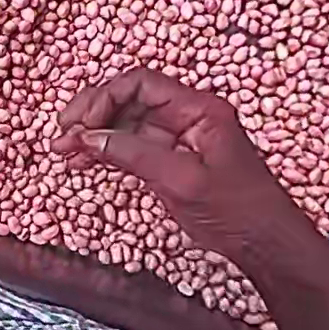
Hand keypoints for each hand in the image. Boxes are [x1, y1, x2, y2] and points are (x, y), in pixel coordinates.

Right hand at [48, 70, 328, 273]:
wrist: (266, 245)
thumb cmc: (237, 210)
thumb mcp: (182, 180)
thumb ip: (133, 154)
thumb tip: (88, 137)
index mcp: (198, 109)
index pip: (140, 84)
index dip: (104, 98)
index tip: (81, 124)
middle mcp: (184, 116)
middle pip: (126, 100)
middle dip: (91, 115)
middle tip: (63, 134)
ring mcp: (175, 137)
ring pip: (122, 123)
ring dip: (92, 135)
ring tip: (63, 150)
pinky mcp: (167, 158)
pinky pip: (128, 146)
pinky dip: (104, 152)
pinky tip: (81, 160)